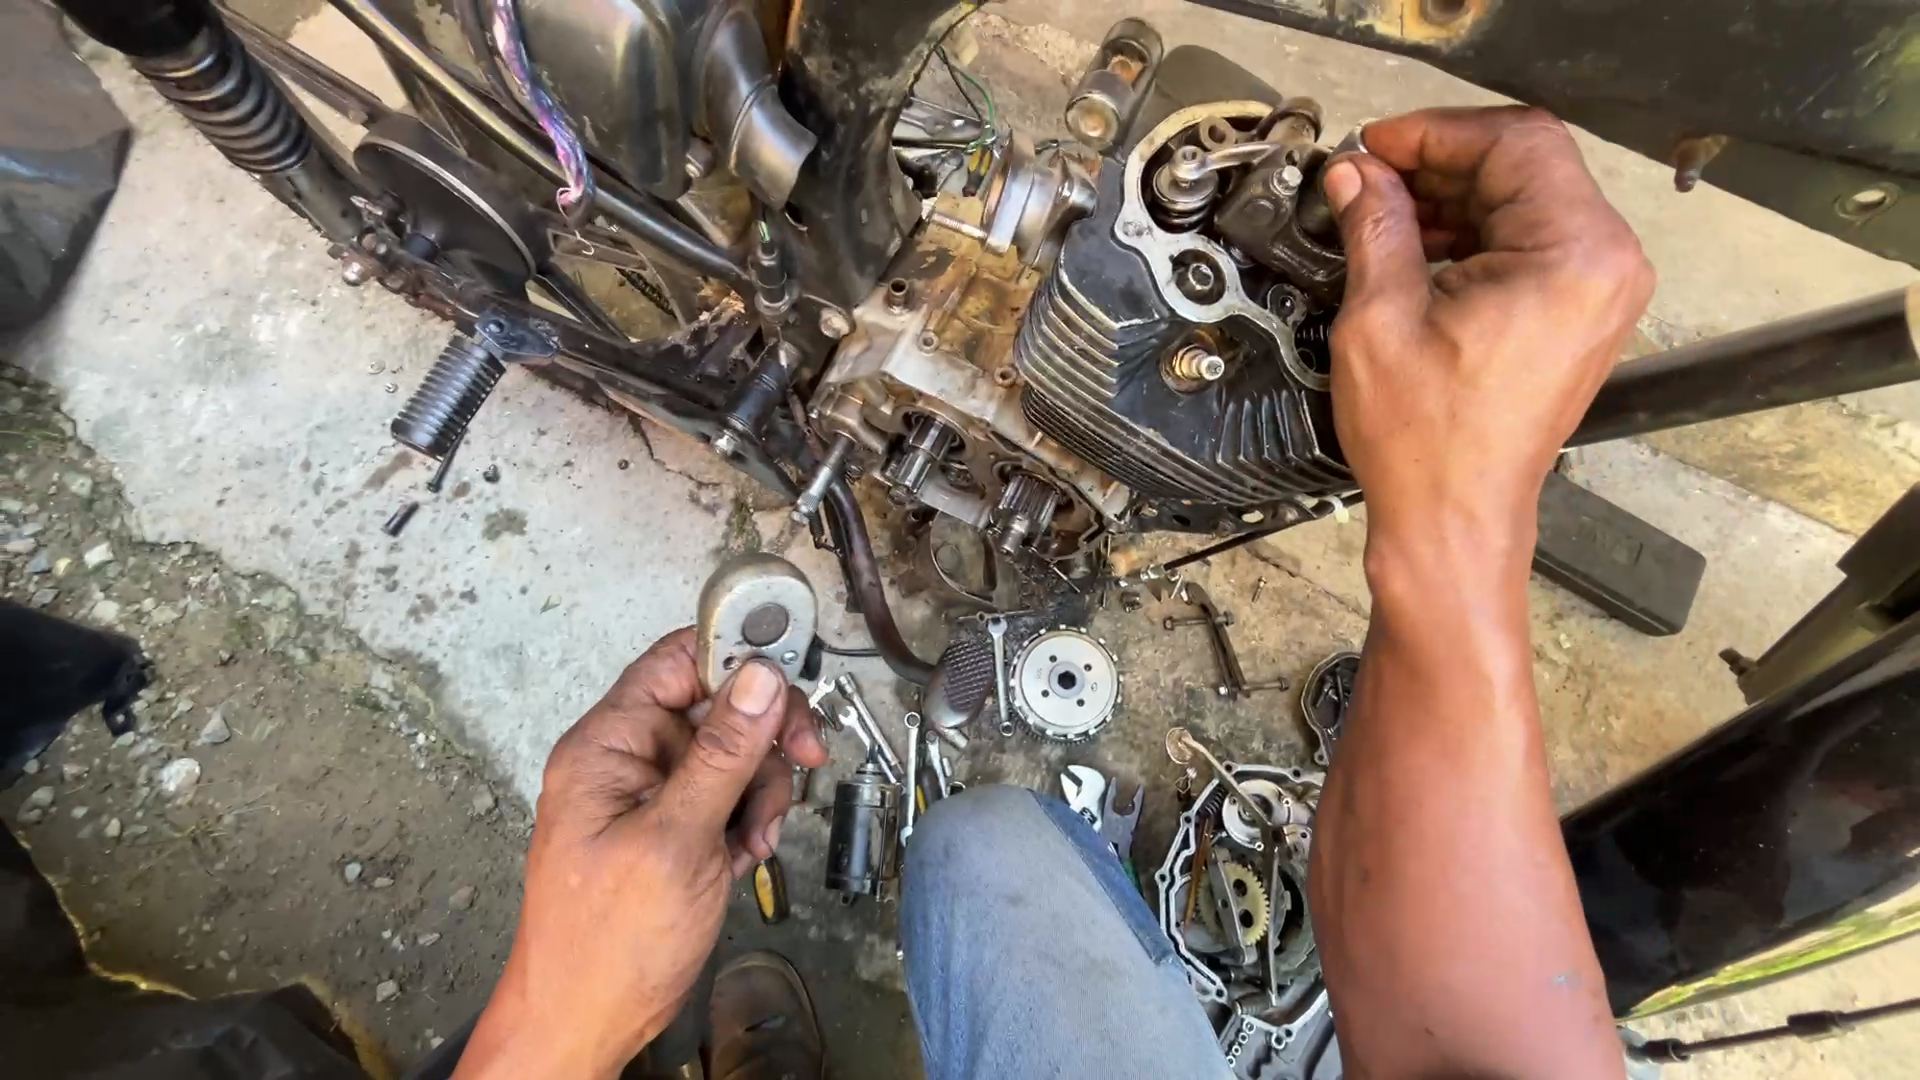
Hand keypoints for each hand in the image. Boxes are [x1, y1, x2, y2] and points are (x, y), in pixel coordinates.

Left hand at [452, 629, 828, 1079]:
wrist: (589, 1027)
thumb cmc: (611, 940)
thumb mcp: (675, 839)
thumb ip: (723, 754)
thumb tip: (762, 675)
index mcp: (613, 741)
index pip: (680, 660)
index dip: (737, 655)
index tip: (793, 674)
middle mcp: (637, 752)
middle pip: (723, 703)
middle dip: (765, 737)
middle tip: (803, 760)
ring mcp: (661, 787)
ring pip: (740, 748)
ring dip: (763, 787)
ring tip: (755, 838)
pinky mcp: (683, 817)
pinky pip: (737, 788)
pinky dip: (754, 814)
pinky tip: (744, 852)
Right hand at [1322, 107, 1654, 553]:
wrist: (1451, 515)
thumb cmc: (1422, 439)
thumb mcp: (1378, 321)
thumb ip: (1374, 230)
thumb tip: (1354, 176)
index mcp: (1570, 255)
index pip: (1513, 144)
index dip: (1432, 134)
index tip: (1371, 146)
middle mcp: (1605, 265)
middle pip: (1524, 170)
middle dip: (1437, 167)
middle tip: (1365, 180)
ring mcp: (1597, 293)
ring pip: (1523, 207)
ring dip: (1450, 204)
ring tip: (1380, 220)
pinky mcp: (1575, 318)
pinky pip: (1527, 250)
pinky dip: (1471, 241)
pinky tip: (1415, 255)